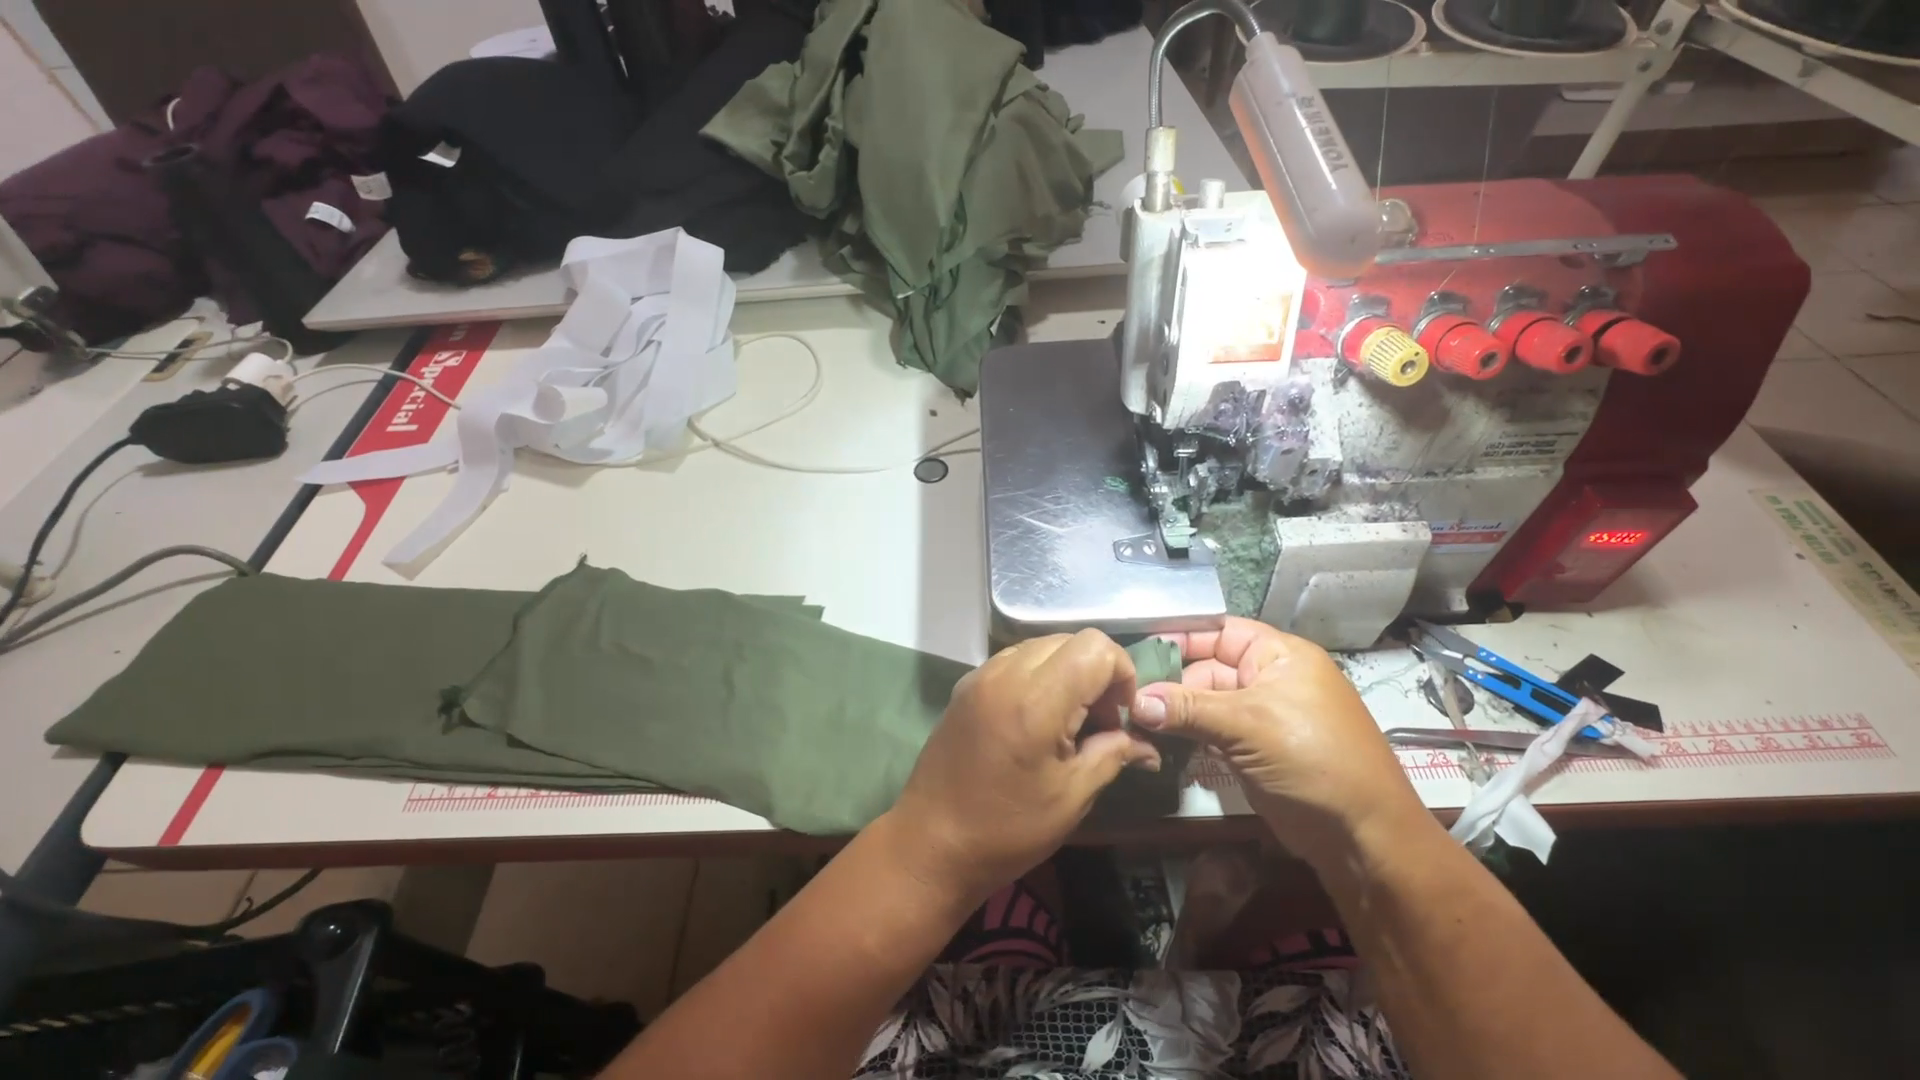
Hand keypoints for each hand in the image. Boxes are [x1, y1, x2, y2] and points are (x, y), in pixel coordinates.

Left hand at [886, 630, 1162, 904]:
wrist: (929, 846)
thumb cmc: (1006, 830)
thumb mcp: (1071, 797)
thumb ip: (1113, 754)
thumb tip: (1147, 743)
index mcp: (1034, 701)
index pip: (1096, 647)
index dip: (1121, 675)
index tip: (1121, 717)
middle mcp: (1004, 674)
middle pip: (1071, 640)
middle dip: (1097, 673)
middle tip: (1100, 724)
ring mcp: (980, 676)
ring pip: (1043, 647)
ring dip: (1068, 673)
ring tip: (1070, 725)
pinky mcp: (966, 687)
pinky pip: (1016, 661)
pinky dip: (1040, 678)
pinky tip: (1039, 722)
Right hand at [1131, 618, 1427, 872]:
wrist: (1361, 832)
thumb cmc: (1312, 758)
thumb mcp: (1248, 724)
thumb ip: (1188, 709)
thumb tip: (1134, 700)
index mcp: (1278, 656)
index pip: (1218, 631)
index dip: (1178, 636)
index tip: (1133, 647)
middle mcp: (1268, 679)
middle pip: (1205, 668)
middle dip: (1168, 681)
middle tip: (1123, 694)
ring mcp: (1260, 717)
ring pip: (1204, 703)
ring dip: (1172, 712)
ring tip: (1128, 717)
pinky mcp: (1251, 750)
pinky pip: (1210, 732)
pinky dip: (1186, 735)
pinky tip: (1154, 740)